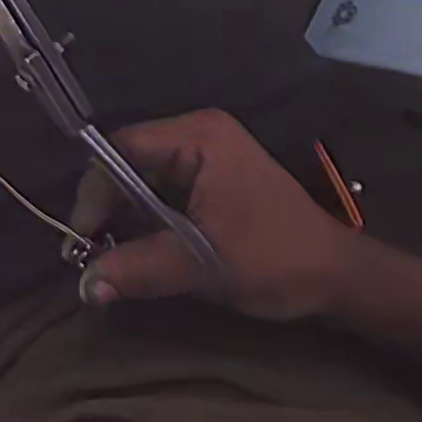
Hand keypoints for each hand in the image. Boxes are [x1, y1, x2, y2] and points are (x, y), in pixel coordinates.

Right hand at [75, 109, 360, 320]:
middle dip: (107, 206)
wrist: (339, 277)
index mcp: (199, 136)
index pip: (123, 148)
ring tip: (108, 256)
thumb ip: (140, 269)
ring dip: (123, 216)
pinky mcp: (206, 175)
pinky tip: (135, 248)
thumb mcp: (204, 265)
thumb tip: (84, 287)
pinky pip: (158, 190)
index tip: (83, 238)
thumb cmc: (277, 259)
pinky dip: (143, 219)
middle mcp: (196, 133)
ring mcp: (203, 153)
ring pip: (139, 177)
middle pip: (128, 160)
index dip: (96, 190)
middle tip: (90, 252)